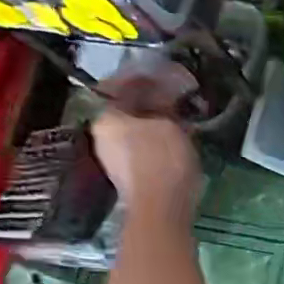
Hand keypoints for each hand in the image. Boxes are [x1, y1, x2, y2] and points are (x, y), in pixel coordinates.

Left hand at [90, 56, 202, 222]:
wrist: (161, 211)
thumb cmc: (163, 162)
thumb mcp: (170, 126)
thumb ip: (166, 108)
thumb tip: (167, 100)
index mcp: (107, 118)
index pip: (121, 84)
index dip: (146, 75)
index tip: (167, 71)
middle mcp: (103, 136)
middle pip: (127, 108)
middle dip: (151, 100)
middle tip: (176, 94)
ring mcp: (114, 159)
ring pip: (135, 128)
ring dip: (156, 121)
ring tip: (180, 116)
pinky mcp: (130, 177)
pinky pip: (143, 147)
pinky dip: (158, 139)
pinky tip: (176, 139)